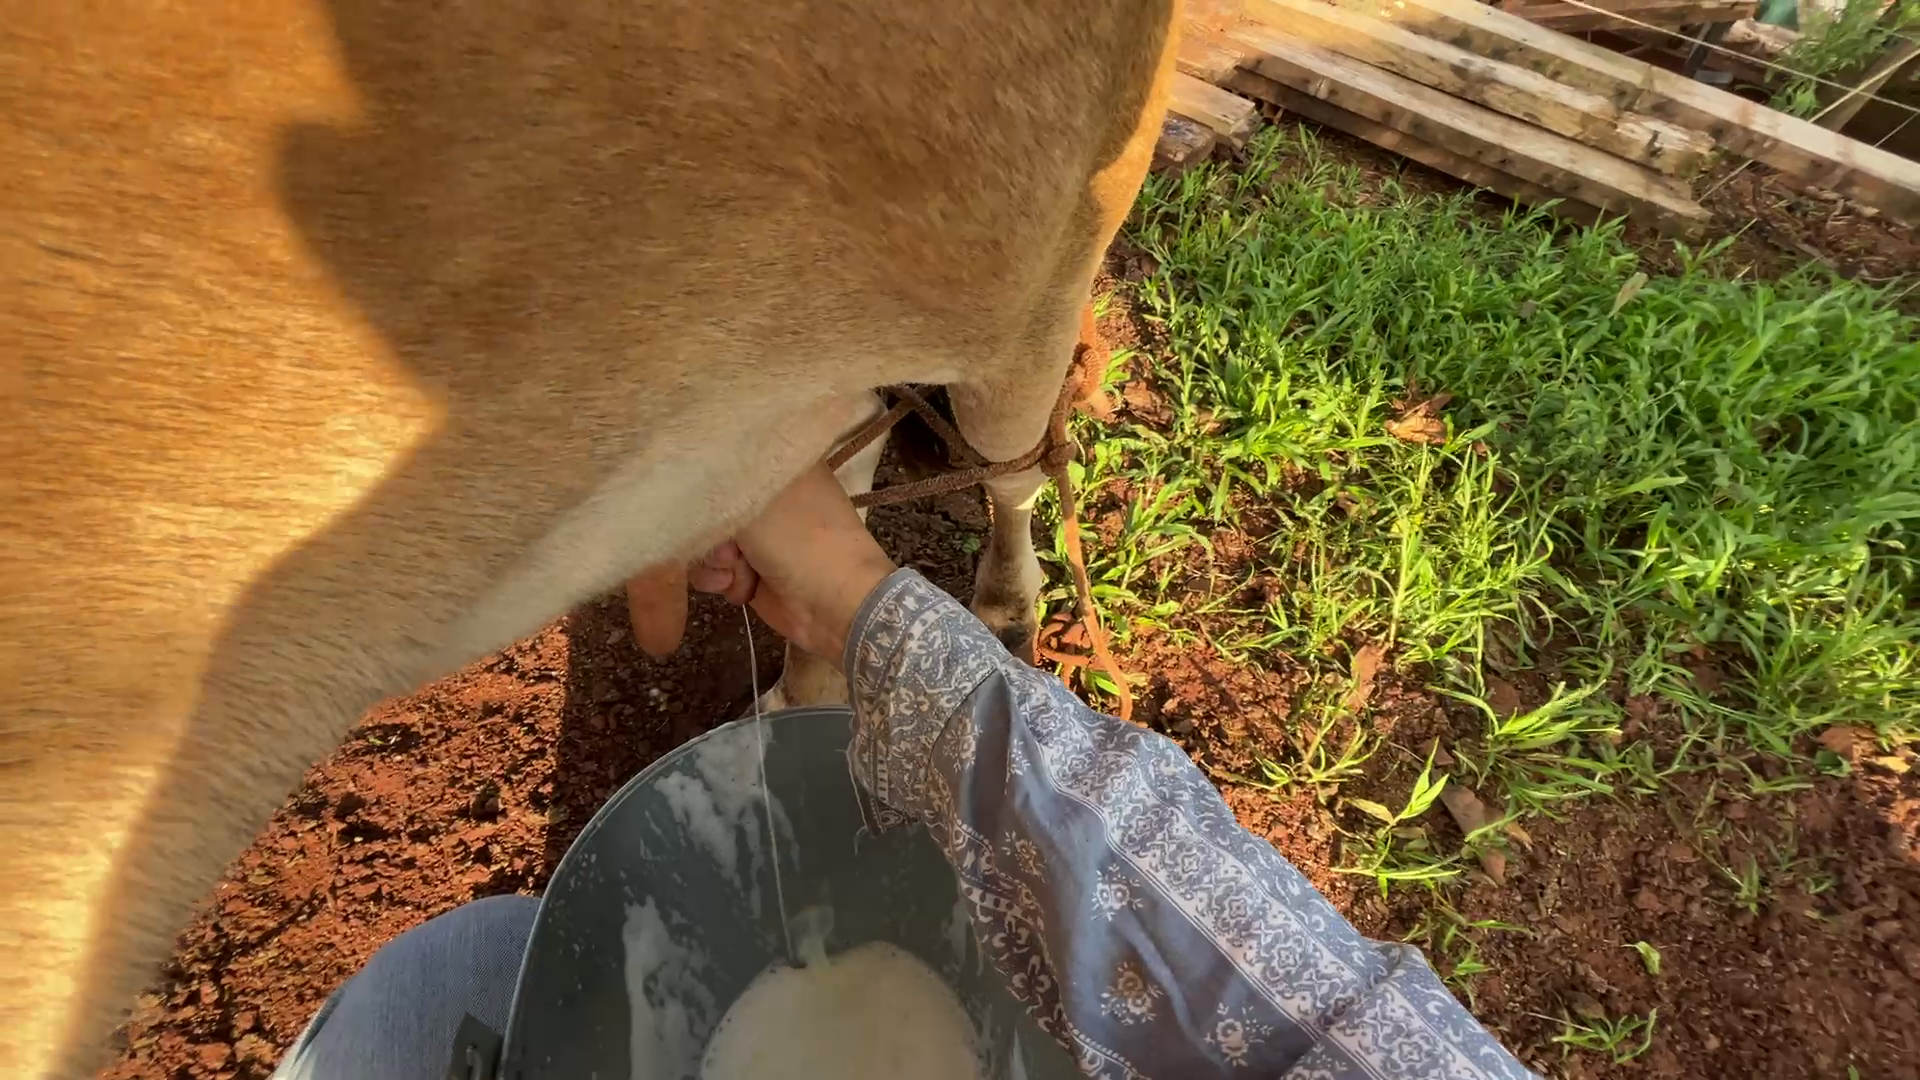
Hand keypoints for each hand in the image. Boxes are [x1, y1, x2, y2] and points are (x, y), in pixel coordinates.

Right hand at [688, 464, 895, 659]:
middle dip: (709, 529)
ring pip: (702, 538)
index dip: (704, 480)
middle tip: (731, 542)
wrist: (834, 604)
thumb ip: (710, 484)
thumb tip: (682, 475)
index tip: (708, 496)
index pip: (719, 456)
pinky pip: (711, 568)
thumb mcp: (752, 499)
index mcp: (775, 459)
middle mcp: (764, 492)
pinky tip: (743, 585)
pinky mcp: (749, 567)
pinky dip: (723, 580)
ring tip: (739, 567)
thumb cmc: (800, 540)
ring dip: (714, 560)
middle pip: (704, 502)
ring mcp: (758, 532)